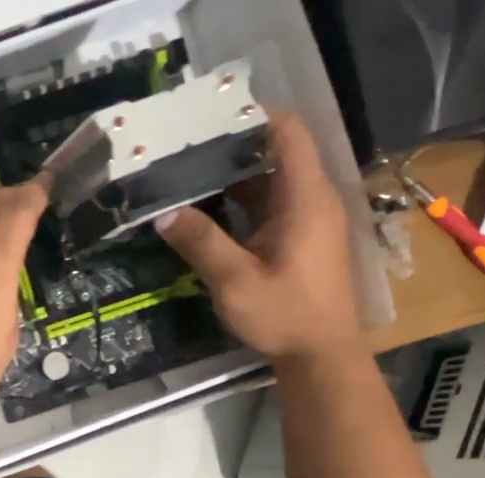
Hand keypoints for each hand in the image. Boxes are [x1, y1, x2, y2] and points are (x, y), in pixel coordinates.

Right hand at [156, 115, 363, 365]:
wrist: (321, 354)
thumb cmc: (284, 314)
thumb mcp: (234, 280)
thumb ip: (200, 242)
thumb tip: (163, 213)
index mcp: (304, 197)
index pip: (287, 132)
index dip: (253, 116)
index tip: (209, 117)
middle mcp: (311, 198)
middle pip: (275, 154)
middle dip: (231, 147)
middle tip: (184, 150)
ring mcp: (307, 219)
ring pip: (269, 181)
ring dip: (232, 177)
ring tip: (186, 176)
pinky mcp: (300, 239)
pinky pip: (269, 205)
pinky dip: (240, 202)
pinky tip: (206, 211)